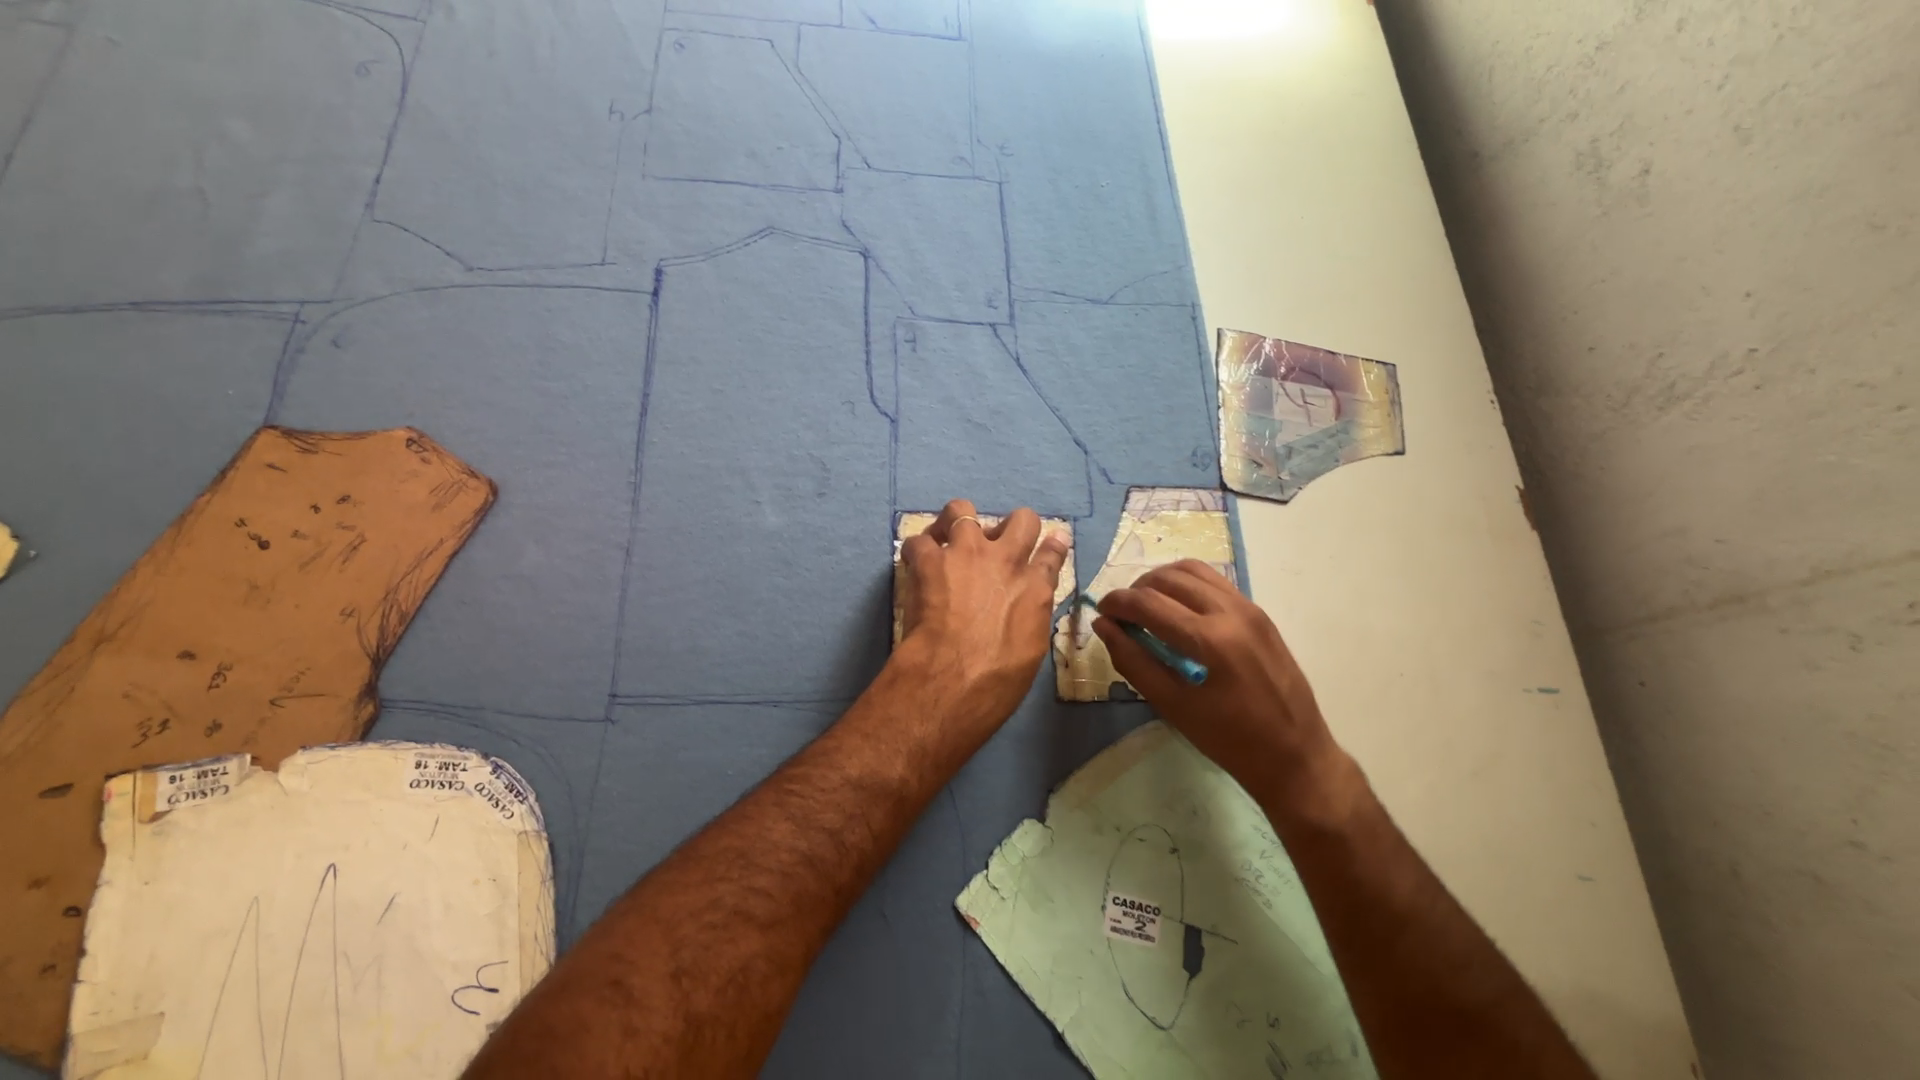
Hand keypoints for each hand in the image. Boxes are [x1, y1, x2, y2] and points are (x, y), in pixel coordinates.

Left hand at [898, 500, 1069, 730]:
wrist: (954, 676)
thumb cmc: (998, 679)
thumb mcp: (1032, 649)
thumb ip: (1032, 616)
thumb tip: (1028, 607)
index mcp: (1035, 588)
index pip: (1051, 555)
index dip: (1053, 545)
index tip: (1054, 538)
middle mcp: (1007, 561)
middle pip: (1021, 520)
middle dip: (1013, 526)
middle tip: (996, 541)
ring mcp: (967, 553)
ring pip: (962, 510)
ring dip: (956, 520)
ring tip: (948, 536)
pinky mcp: (930, 559)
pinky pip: (919, 539)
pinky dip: (918, 548)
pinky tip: (916, 562)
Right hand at [1094, 561, 1352, 816]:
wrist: (1294, 754)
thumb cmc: (1229, 739)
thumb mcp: (1173, 706)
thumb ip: (1134, 661)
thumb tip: (1104, 626)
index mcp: (1209, 639)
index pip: (1149, 603)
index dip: (1117, 603)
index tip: (1100, 613)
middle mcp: (1231, 612)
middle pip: (1170, 578)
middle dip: (1137, 590)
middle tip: (1121, 614)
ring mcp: (1250, 609)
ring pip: (1194, 571)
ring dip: (1162, 581)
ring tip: (1146, 606)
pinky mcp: (1260, 614)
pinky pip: (1216, 583)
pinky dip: (1188, 585)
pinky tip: (1177, 610)